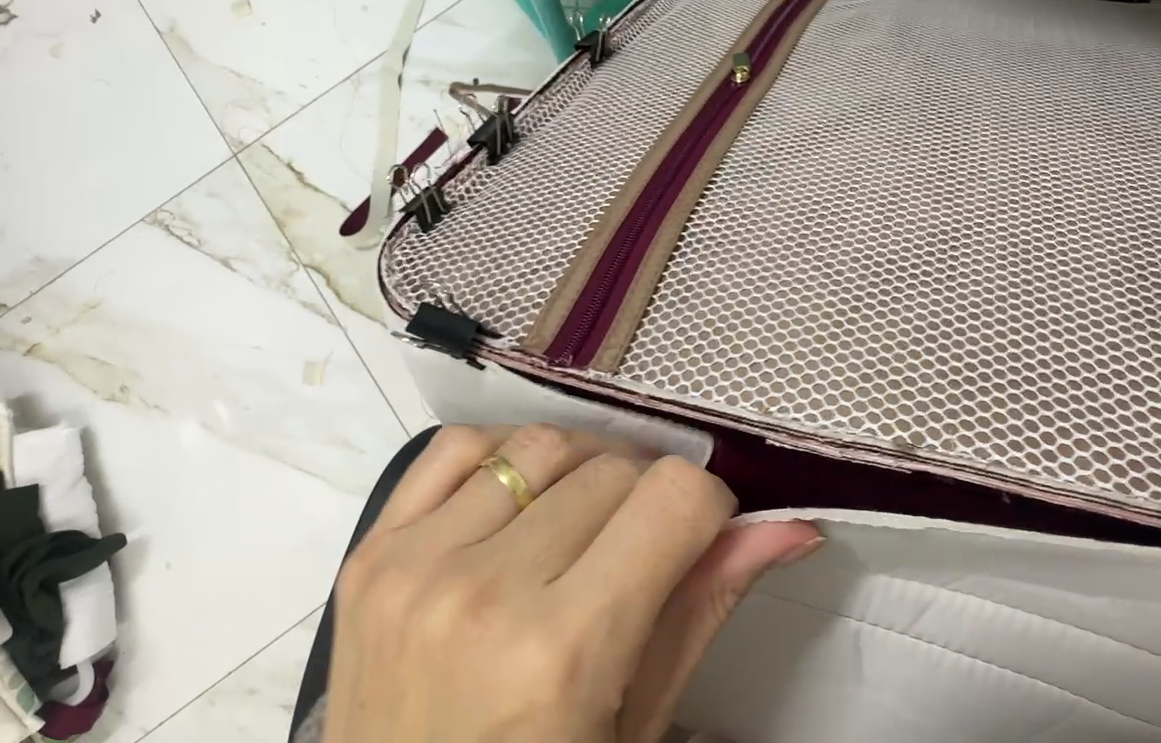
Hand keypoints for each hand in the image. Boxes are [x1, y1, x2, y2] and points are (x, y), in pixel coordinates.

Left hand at [322, 424, 821, 742]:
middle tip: (642, 541)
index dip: (709, 506)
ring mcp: (416, 565)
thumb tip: (789, 527)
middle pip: (613, 470)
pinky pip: (455, 447)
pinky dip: (504, 452)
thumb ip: (703, 606)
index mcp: (564, 652)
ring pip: (541, 445)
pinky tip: (523, 492)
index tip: (702, 532)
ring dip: (582, 468)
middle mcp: (485, 594)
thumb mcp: (634, 720)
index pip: (674, 501)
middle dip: (647, 495)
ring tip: (584, 516)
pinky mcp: (371, 550)